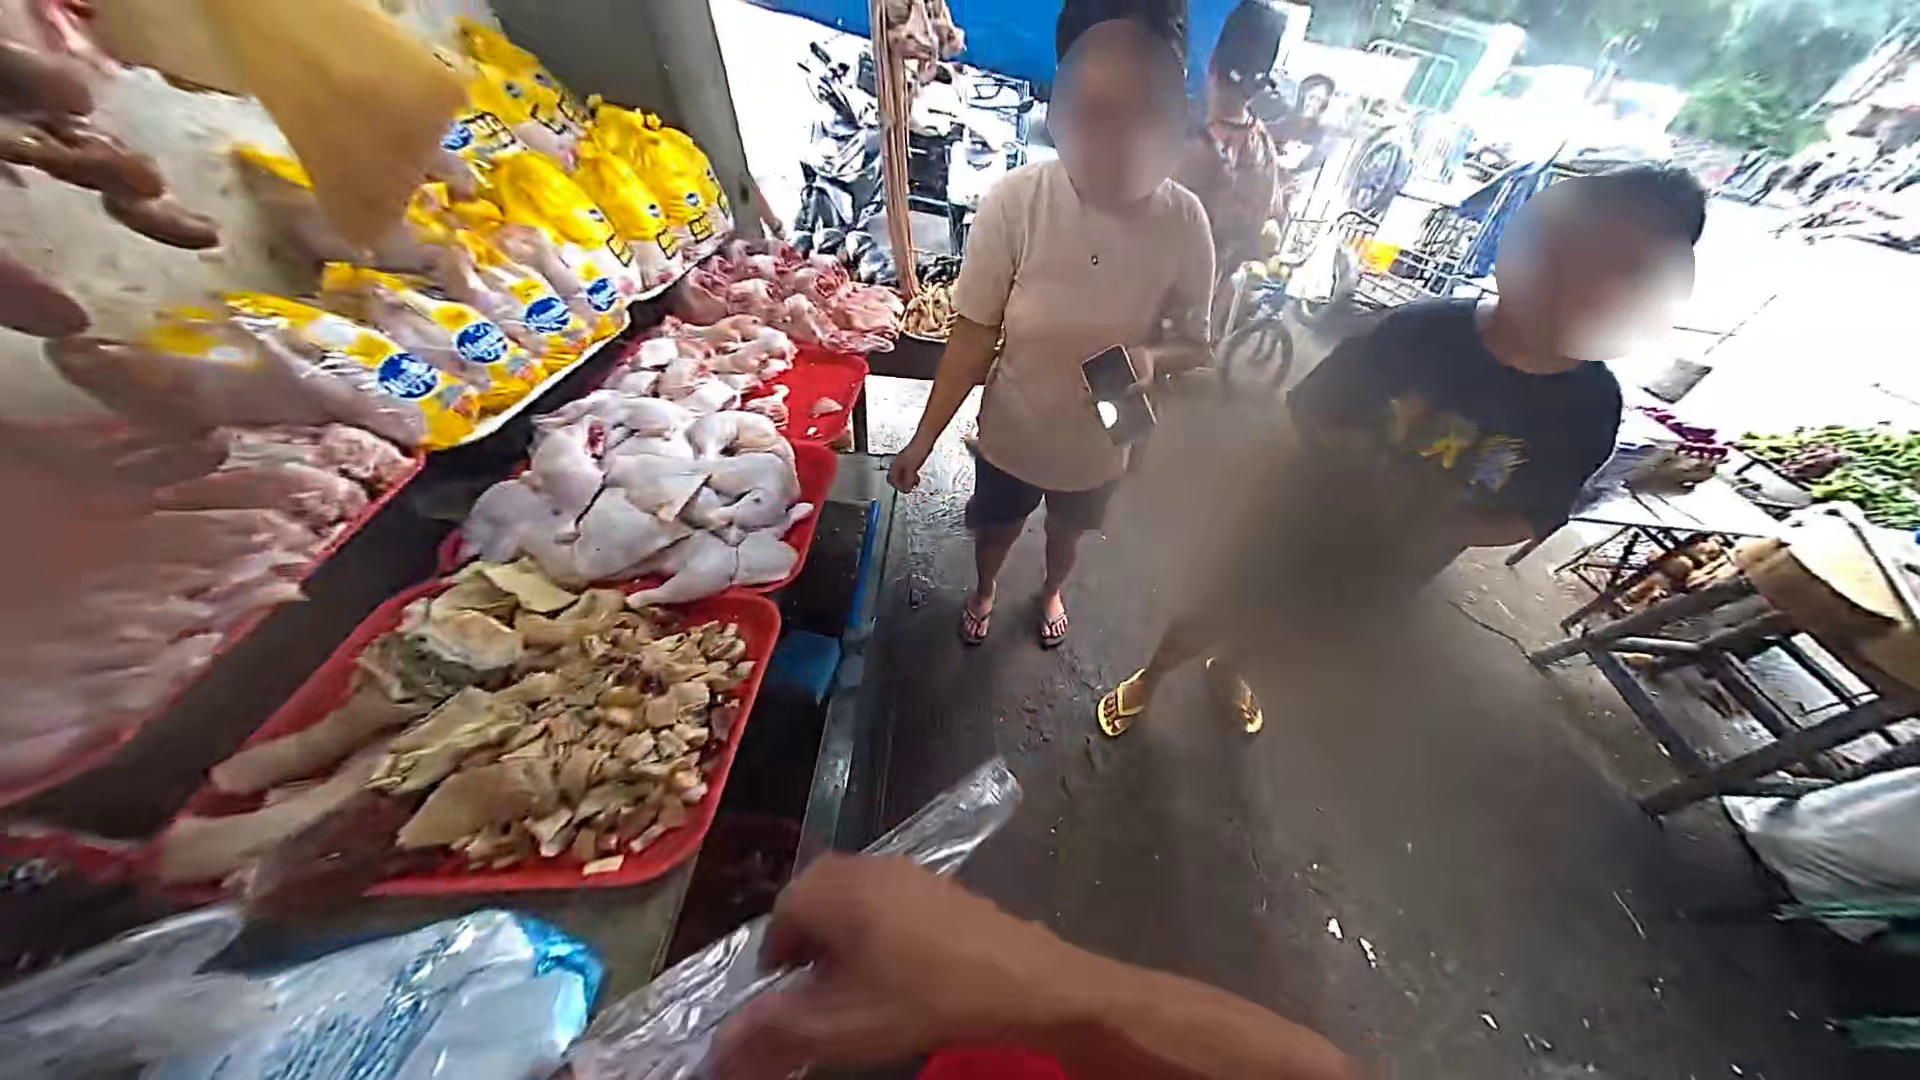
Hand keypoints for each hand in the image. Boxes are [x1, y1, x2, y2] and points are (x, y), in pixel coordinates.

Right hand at [712, 855, 1083, 1077]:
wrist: (1007, 974)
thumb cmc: (915, 995)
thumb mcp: (837, 1026)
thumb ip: (773, 1032)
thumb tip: (721, 1045)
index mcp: (835, 888)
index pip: (781, 909)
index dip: (776, 955)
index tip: (786, 993)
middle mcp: (864, 865)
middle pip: (814, 894)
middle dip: (804, 939)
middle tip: (813, 987)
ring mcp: (902, 868)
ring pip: (849, 893)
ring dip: (838, 931)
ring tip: (851, 980)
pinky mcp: (931, 880)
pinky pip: (882, 894)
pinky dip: (872, 924)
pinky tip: (893, 963)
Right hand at [887, 440, 929, 492]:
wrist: (925, 440)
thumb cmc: (918, 450)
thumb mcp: (912, 468)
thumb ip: (908, 479)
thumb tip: (907, 488)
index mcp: (896, 464)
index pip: (890, 478)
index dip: (897, 486)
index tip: (905, 489)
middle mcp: (898, 462)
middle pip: (895, 477)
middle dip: (902, 484)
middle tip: (909, 487)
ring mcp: (904, 461)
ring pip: (902, 475)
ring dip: (908, 480)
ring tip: (914, 482)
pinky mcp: (911, 460)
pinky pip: (908, 471)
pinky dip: (912, 476)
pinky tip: (917, 476)